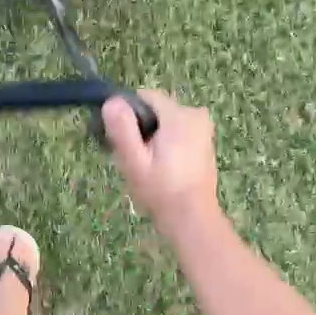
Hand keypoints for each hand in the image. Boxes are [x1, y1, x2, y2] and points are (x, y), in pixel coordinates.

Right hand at [102, 89, 220, 229]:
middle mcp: (195, 114)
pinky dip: (165, 142)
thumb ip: (122, 129)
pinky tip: (160, 166)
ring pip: (164, 120)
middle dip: (139, 127)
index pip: (144, 96)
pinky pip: (176, 130)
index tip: (121, 139)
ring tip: (145, 164)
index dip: (127, 114)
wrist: (192, 218)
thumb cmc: (160, 191)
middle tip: (132, 156)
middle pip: (154, 109)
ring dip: (151, 136)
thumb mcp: (134, 161)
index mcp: (179, 115)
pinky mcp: (204, 140)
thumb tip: (111, 101)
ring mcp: (203, 128)